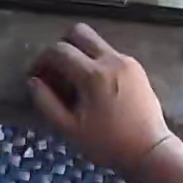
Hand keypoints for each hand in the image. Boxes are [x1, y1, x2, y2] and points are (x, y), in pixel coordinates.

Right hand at [28, 23, 174, 173]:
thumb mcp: (70, 129)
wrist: (149, 151)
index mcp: (93, 75)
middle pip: (79, 32)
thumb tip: (33, 81)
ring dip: (79, 53)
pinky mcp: (136, 68)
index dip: (41, 60)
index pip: (59, 50)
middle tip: (55, 70)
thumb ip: (46, 102)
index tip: (36, 75)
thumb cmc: (107, 144)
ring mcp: (127, 61)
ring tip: (73, 81)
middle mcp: (111, 59)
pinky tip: (93, 87)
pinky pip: (109, 53)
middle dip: (61, 46)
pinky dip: (95, 61)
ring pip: (95, 42)